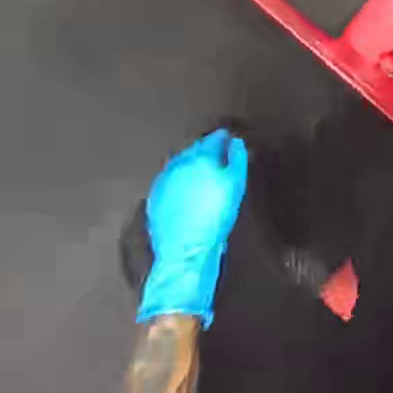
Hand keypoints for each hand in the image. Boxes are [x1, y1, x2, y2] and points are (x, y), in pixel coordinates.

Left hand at [140, 128, 247, 323]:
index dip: (225, 138)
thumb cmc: (214, 218)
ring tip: (205, 175)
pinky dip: (181, 181)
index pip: (214, 139)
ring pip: (181, 164)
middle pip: (195, 149)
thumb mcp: (235, 185)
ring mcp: (163, 182)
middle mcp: (177, 165)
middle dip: (207, 150)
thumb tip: (236, 144)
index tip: (231, 141)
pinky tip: (190, 193)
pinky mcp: (155, 199)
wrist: (186, 253)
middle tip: (221, 157)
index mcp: (199, 158)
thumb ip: (237, 159)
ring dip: (193, 165)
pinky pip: (171, 181)